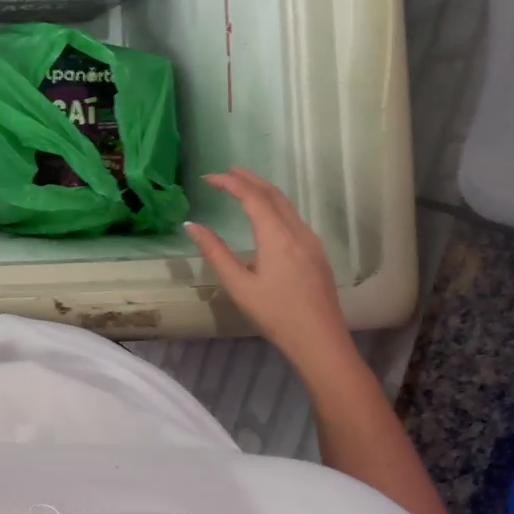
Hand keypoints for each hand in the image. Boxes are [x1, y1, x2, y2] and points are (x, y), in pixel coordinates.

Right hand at [184, 167, 354, 368]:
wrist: (321, 342)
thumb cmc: (275, 314)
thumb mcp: (238, 285)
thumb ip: (215, 252)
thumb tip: (192, 226)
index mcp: (277, 237)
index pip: (252, 197)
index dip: (230, 182)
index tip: (208, 178)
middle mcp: (298, 232)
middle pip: (274, 195)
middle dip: (250, 179)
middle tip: (227, 172)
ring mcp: (312, 242)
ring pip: (287, 205)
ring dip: (264, 191)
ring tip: (243, 187)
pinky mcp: (317, 254)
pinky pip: (294, 218)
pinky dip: (275, 206)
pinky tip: (266, 216)